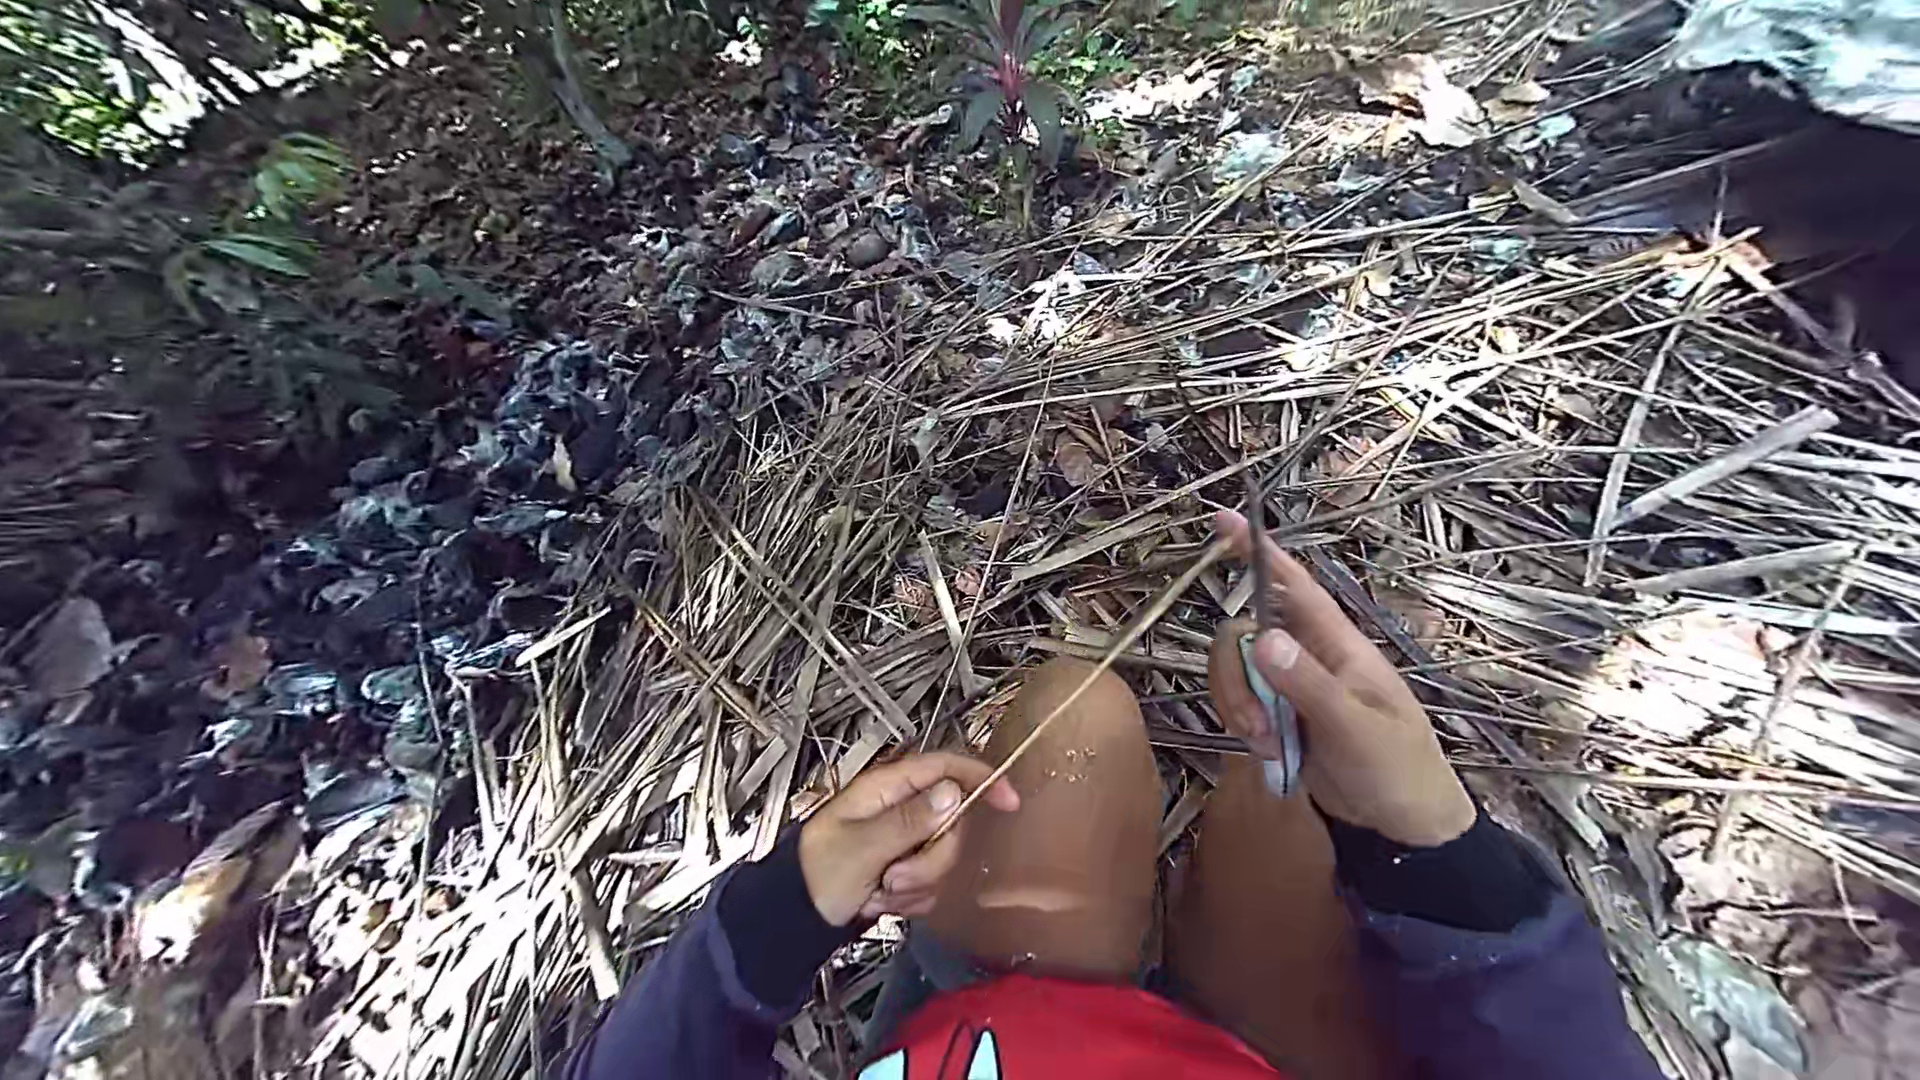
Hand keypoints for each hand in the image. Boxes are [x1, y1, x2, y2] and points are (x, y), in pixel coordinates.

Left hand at [798, 753, 1019, 925]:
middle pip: (951, 821)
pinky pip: (932, 881)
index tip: (1008, 799)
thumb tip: (952, 792)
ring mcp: (905, 838)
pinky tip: (882, 901)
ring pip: (943, 855)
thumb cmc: (816, 871)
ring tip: (880, 892)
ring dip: (917, 883)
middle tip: (896, 877)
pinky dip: (911, 898)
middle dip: (931, 858)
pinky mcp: (906, 865)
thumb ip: (909, 819)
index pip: (945, 768)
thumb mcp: (861, 846)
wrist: (793, 916)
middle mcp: (901, 808)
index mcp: (888, 788)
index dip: (981, 778)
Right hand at [1209, 509, 1475, 846]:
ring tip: (1267, 744)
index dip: (1258, 551)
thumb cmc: (1397, 770)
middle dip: (1236, 677)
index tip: (1223, 521)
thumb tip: (1261, 638)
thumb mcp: (1357, 729)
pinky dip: (1237, 721)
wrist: (1397, 827)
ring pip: (1230, 667)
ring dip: (1237, 705)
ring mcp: (1282, 682)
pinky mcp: (1269, 709)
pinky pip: (1232, 696)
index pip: (1291, 585)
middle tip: (1254, 723)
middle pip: (1240, 634)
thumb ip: (1309, 685)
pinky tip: (1265, 749)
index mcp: (1334, 644)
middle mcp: (1302, 653)